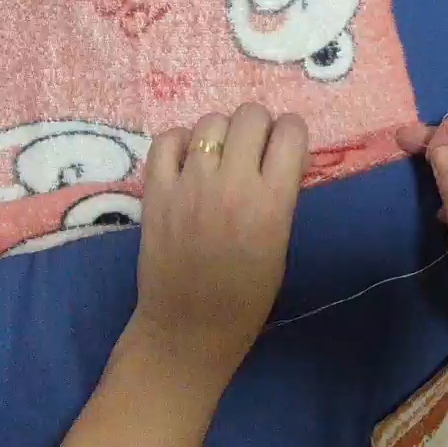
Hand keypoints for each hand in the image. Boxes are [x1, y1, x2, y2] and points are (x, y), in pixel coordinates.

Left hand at [132, 104, 307, 379]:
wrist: (188, 332)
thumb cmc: (247, 295)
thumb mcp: (282, 240)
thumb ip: (281, 191)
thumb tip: (280, 151)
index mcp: (272, 201)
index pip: (291, 130)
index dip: (291, 132)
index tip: (285, 147)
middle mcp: (232, 184)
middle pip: (251, 114)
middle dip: (259, 127)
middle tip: (253, 151)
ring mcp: (190, 185)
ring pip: (211, 121)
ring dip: (222, 134)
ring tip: (219, 158)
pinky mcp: (156, 192)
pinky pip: (168, 140)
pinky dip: (180, 142)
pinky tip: (188, 160)